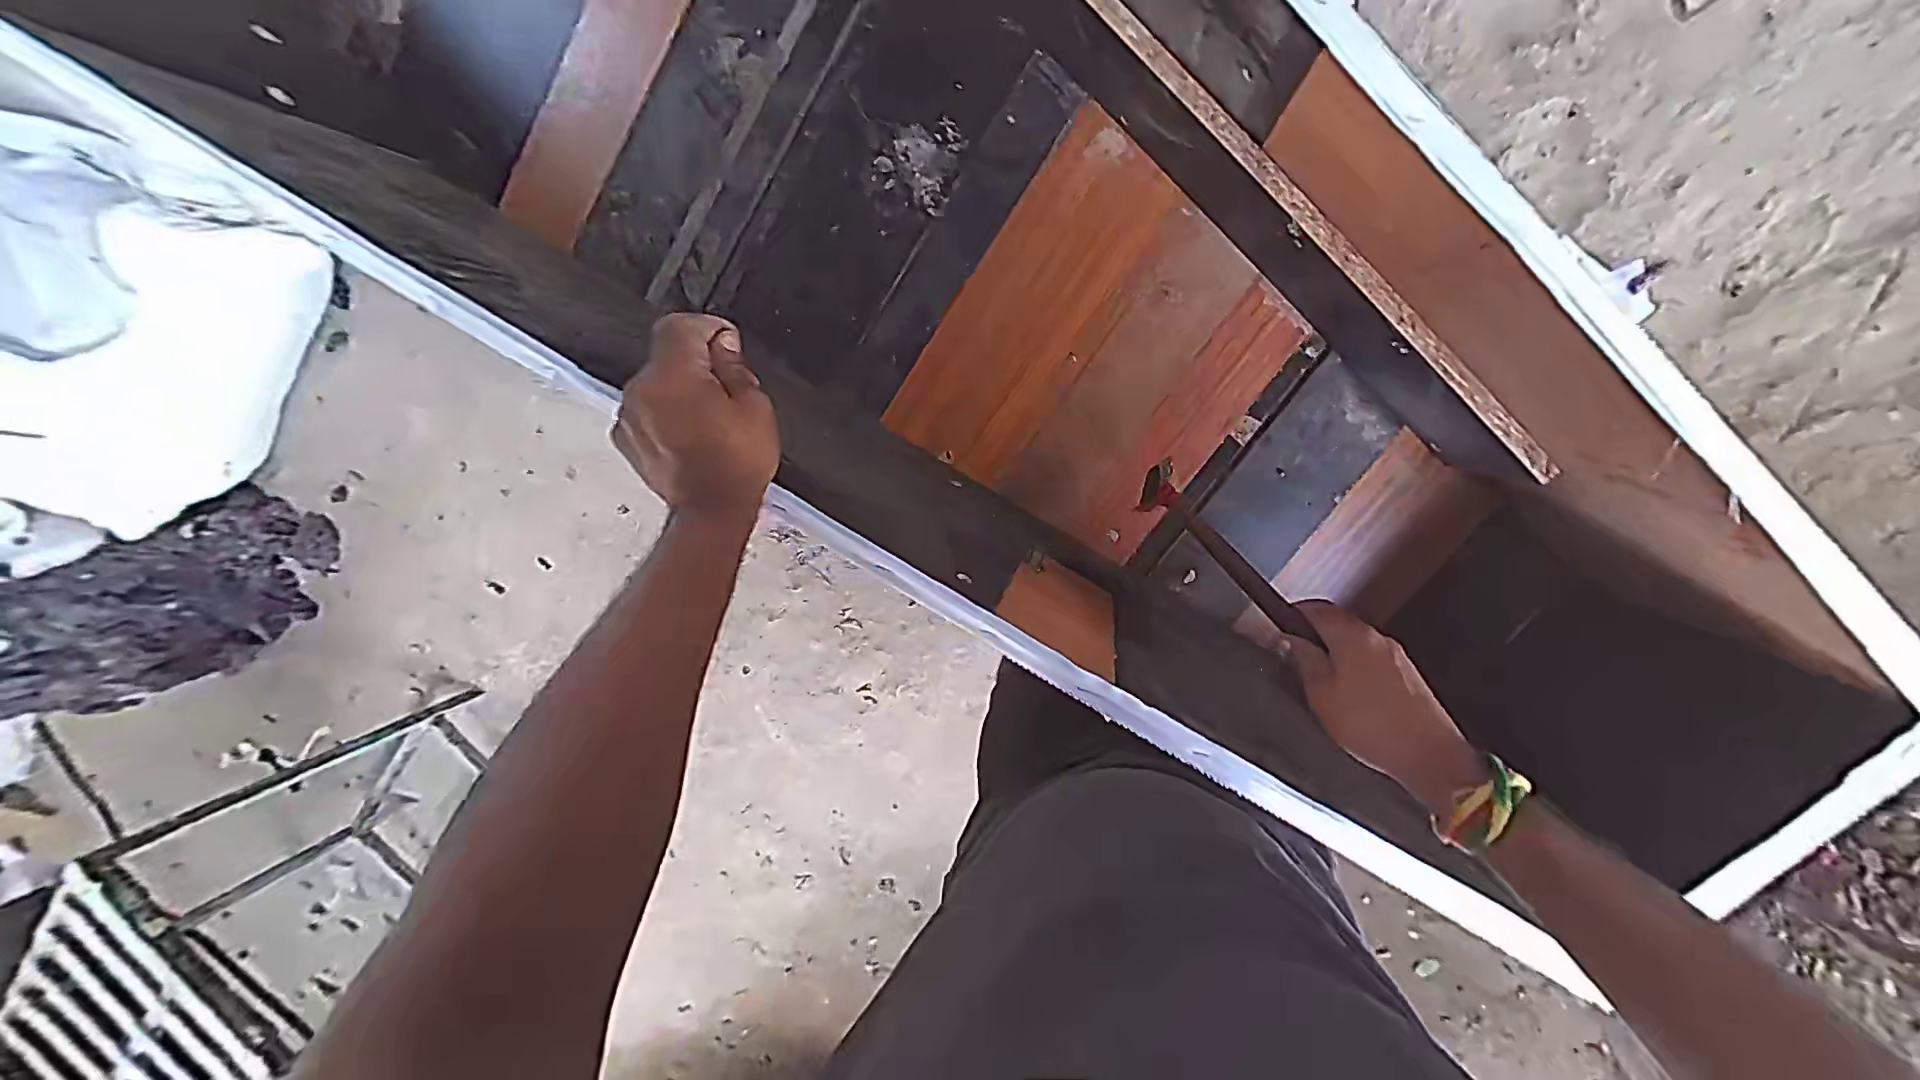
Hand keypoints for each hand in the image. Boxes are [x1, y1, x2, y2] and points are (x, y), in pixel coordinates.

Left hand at [614, 314, 779, 522]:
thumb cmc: (736, 466)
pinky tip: (693, 434)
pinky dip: (666, 413)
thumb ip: (735, 368)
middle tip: (728, 388)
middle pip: (666, 354)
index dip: (708, 327)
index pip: (680, 326)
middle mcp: (642, 390)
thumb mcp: (755, 408)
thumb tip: (723, 346)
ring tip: (712, 419)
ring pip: (657, 383)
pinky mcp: (627, 437)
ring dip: (680, 389)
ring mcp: (629, 415)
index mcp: (674, 375)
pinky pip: (646, 409)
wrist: (712, 512)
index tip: (726, 339)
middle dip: (697, 362)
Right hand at [1282, 601, 1487, 814]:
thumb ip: (1305, 661)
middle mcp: (1378, 639)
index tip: (1284, 624)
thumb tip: (1294, 642)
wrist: (1430, 757)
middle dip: (1316, 636)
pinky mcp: (1409, 676)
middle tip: (1297, 656)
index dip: (1296, 613)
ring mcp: (1397, 657)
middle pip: (1339, 623)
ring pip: (1356, 644)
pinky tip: (1350, 697)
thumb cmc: (1375, 728)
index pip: (1317, 608)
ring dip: (1337, 654)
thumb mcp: (1321, 695)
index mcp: (1353, 637)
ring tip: (1322, 683)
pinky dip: (1357, 670)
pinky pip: (1373, 662)